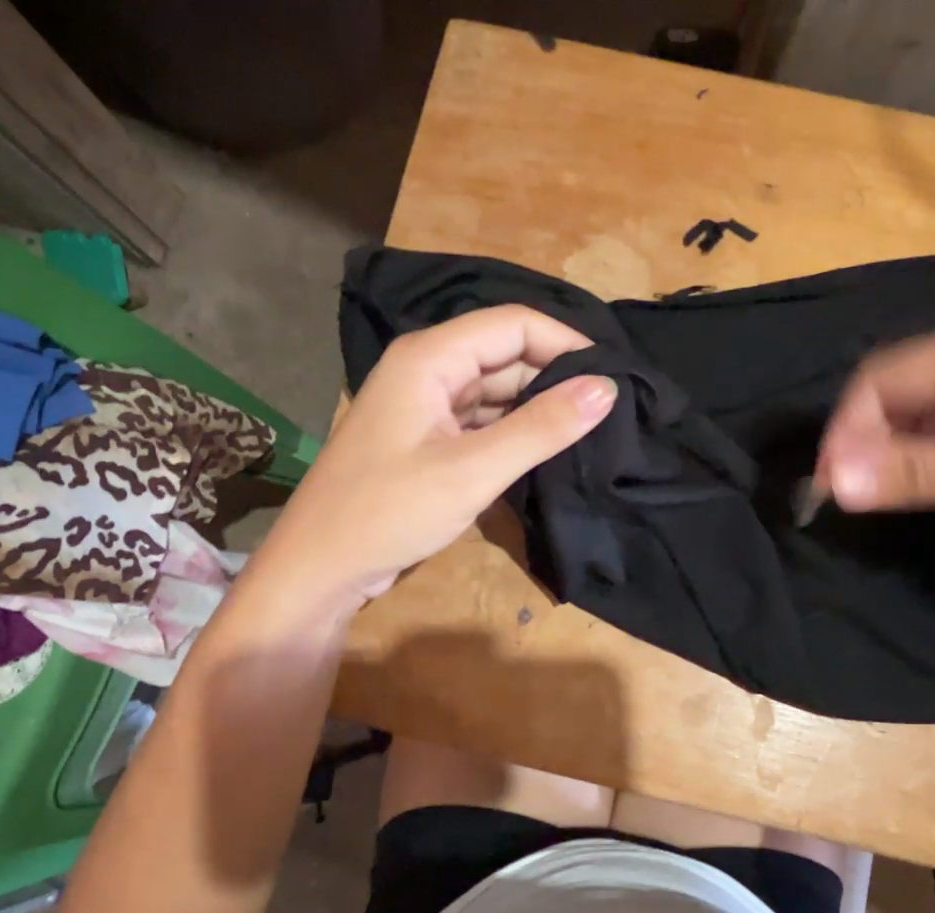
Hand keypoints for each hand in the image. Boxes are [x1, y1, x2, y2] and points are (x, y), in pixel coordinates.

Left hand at [252, 305, 616, 614]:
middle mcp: (428, 369)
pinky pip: (481, 421)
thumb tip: (607, 388)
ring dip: (537, 408)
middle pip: (506, 354)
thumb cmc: (389, 511)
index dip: (566, 343)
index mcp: (430, 357)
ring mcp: (425, 406)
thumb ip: (541, 427)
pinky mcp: (426, 440)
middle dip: (556, 377)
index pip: (514, 324)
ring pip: (496, 391)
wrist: (320, 567)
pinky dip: (513, 432)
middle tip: (610, 411)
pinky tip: (547, 452)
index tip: (614, 377)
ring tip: (591, 431)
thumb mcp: (472, 470)